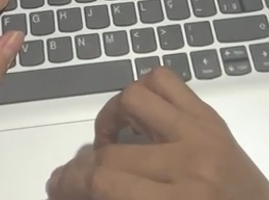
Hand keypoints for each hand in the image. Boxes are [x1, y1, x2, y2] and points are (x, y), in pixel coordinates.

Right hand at [46, 67, 268, 199]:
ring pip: (135, 98)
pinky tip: (140, 116)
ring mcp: (202, 131)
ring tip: (110, 140)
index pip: (106, 182)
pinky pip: (167, 81)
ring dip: (111, 118)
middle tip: (74, 176)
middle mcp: (189, 163)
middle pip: (113, 152)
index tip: (57, 187)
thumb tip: (82, 188)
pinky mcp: (211, 115)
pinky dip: (145, 90)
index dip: (71, 184)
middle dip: (83, 165)